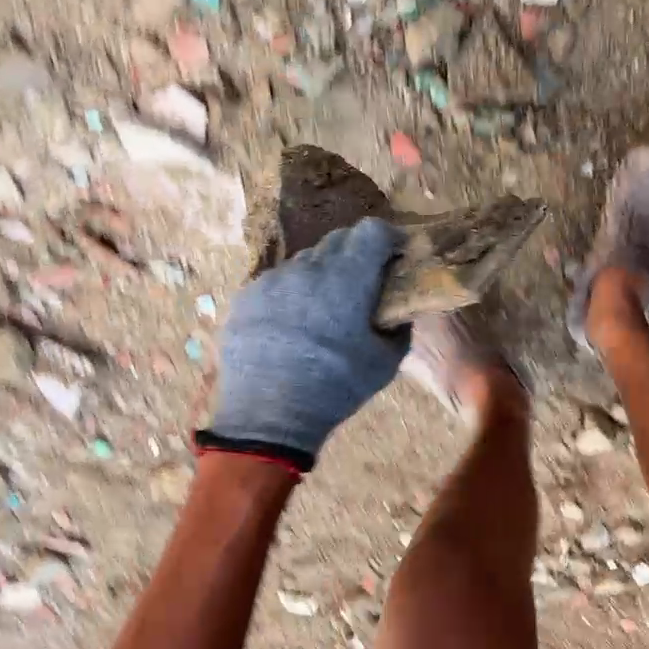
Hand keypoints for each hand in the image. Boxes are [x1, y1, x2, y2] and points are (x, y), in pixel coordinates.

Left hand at [202, 218, 408, 469]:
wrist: (267, 419)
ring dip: (323, 274)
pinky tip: (294, 323)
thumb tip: (401, 306)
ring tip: (325, 308)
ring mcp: (273, 280)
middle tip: (363, 283)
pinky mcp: (247, 295)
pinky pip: (279, 281)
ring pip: (307, 261)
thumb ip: (399, 324)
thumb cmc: (335, 389)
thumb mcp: (385, 362)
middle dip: (357, 254)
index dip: (388, 238)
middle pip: (339, 240)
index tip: (394, 255)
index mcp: (347, 278)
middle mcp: (309, 268)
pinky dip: (294, 292)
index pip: (372, 230)